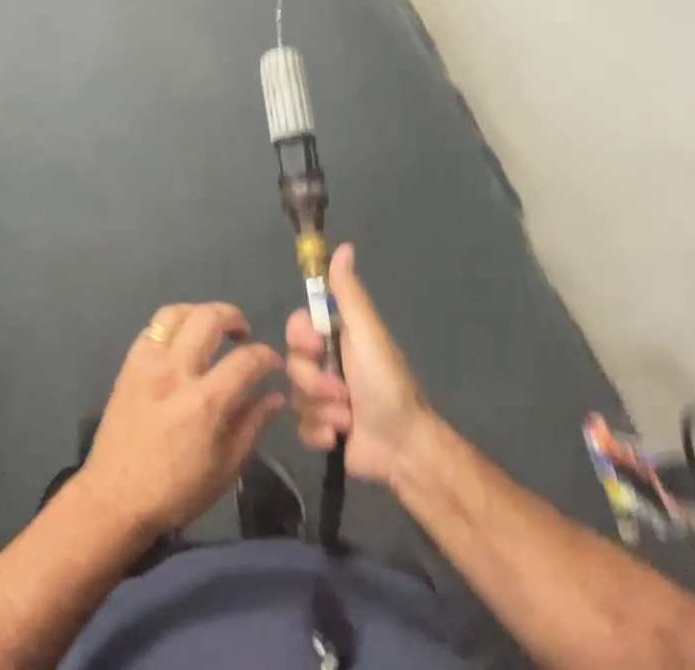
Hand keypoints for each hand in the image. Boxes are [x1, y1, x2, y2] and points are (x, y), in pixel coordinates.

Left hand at [75, 302, 285, 538]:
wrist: (115, 499)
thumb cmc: (176, 492)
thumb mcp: (226, 467)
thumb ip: (253, 424)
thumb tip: (275, 396)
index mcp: (206, 402)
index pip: (247, 359)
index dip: (268, 356)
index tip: (274, 365)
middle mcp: (176, 373)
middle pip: (208, 318)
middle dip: (234, 317)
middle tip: (243, 335)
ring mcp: (147, 366)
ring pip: (174, 314)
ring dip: (199, 313)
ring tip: (211, 330)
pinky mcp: (128, 368)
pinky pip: (151, 330)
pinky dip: (172, 327)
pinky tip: (181, 343)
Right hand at [286, 244, 429, 483]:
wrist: (402, 448)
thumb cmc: (388, 386)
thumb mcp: (369, 335)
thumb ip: (350, 295)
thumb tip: (344, 247)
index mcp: (337, 340)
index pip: (297, 327)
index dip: (301, 338)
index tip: (317, 347)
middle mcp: (327, 366)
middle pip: (292, 365)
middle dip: (315, 383)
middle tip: (343, 393)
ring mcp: (322, 399)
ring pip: (294, 398)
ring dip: (323, 411)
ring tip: (348, 419)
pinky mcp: (320, 430)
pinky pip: (300, 427)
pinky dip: (320, 434)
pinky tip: (339, 437)